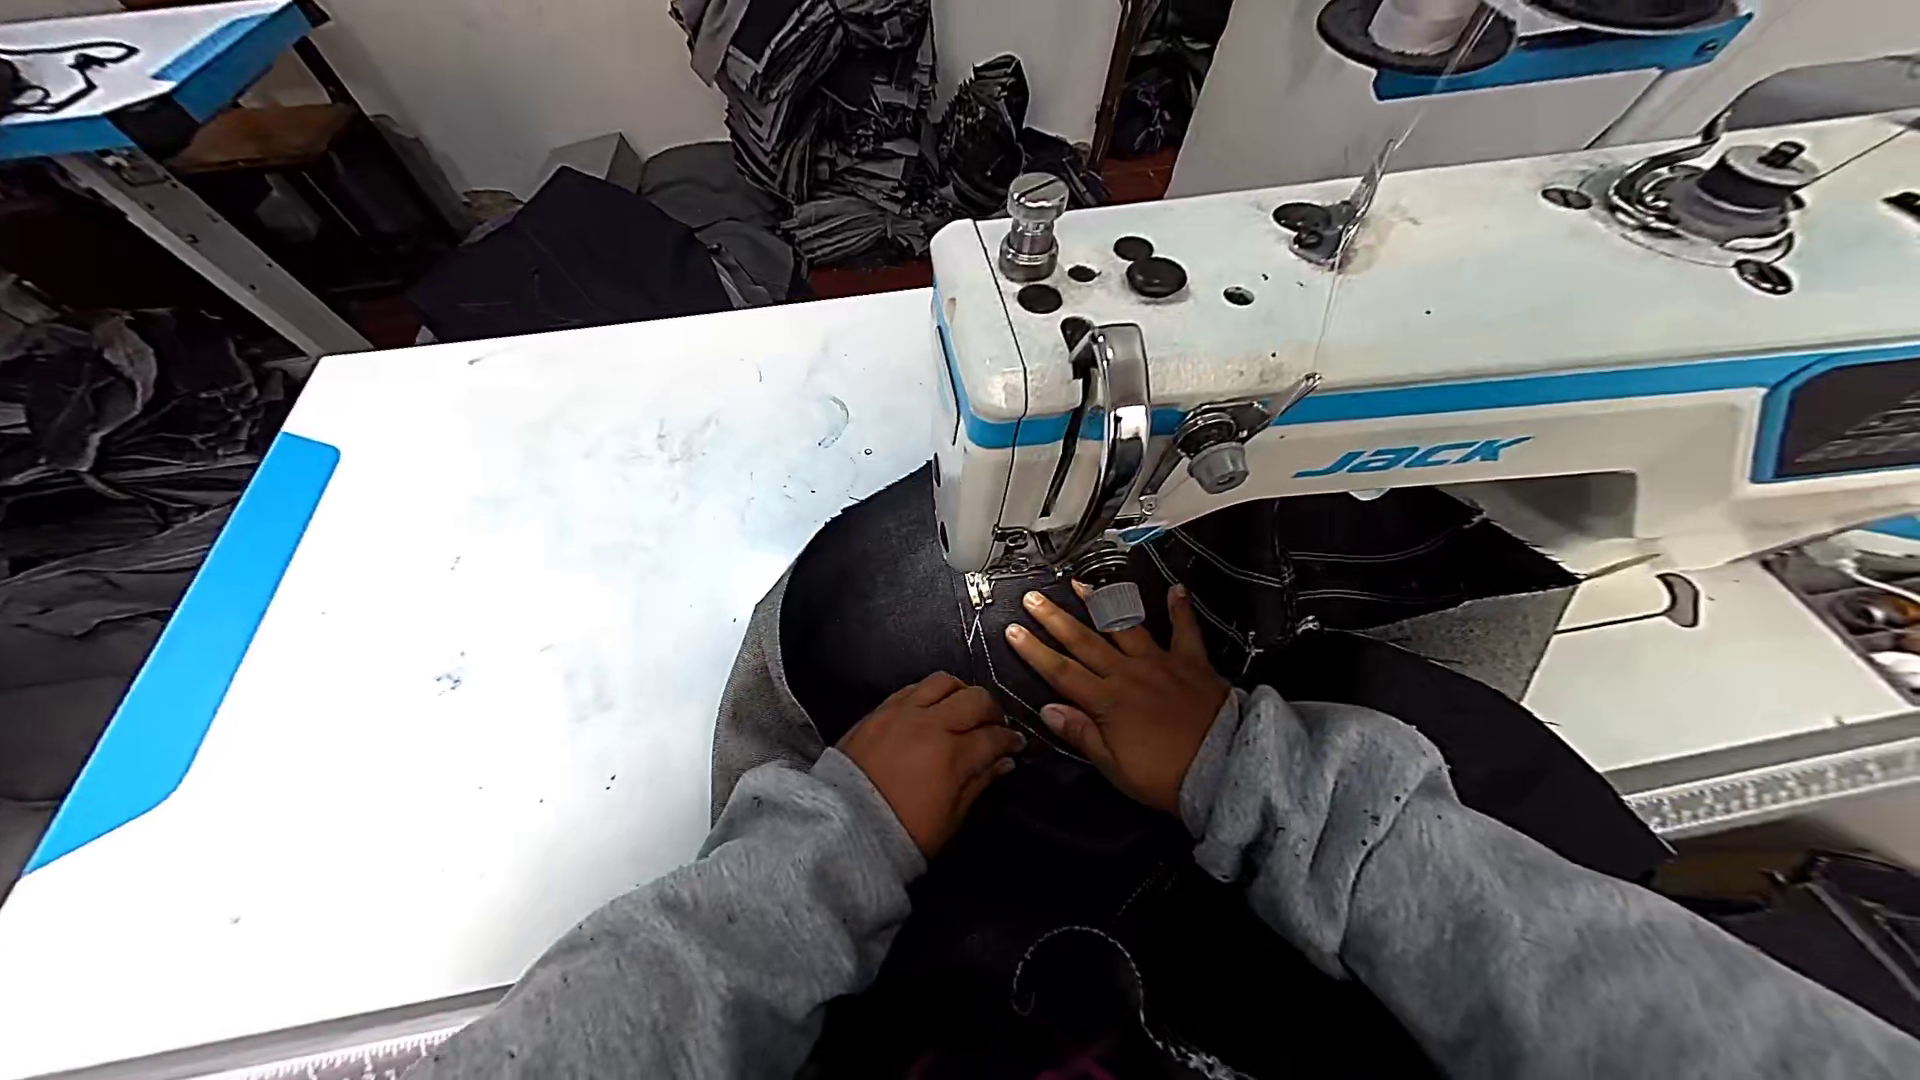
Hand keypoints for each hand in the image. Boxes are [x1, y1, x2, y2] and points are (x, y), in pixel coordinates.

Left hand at [837, 672, 1025, 855]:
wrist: (842, 828)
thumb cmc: (903, 832)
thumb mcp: (951, 819)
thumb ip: (980, 783)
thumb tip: (1004, 761)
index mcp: (952, 755)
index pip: (994, 736)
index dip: (1011, 740)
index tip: (1016, 744)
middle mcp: (930, 724)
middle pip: (975, 699)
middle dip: (993, 711)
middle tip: (994, 726)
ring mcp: (902, 712)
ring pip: (943, 682)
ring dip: (961, 692)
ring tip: (963, 709)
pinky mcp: (880, 710)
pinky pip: (913, 687)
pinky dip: (930, 693)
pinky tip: (932, 707)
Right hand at [1004, 585, 1227, 812]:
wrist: (1226, 772)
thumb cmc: (1167, 776)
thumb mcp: (1115, 767)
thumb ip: (1081, 733)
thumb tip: (1047, 709)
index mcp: (1107, 701)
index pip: (1060, 670)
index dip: (1033, 650)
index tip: (1013, 631)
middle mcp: (1129, 673)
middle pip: (1083, 640)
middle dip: (1054, 618)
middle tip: (1033, 598)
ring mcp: (1160, 663)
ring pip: (1123, 626)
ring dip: (1100, 603)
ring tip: (1080, 584)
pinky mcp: (1192, 663)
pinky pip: (1185, 631)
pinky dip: (1180, 610)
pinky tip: (1175, 589)